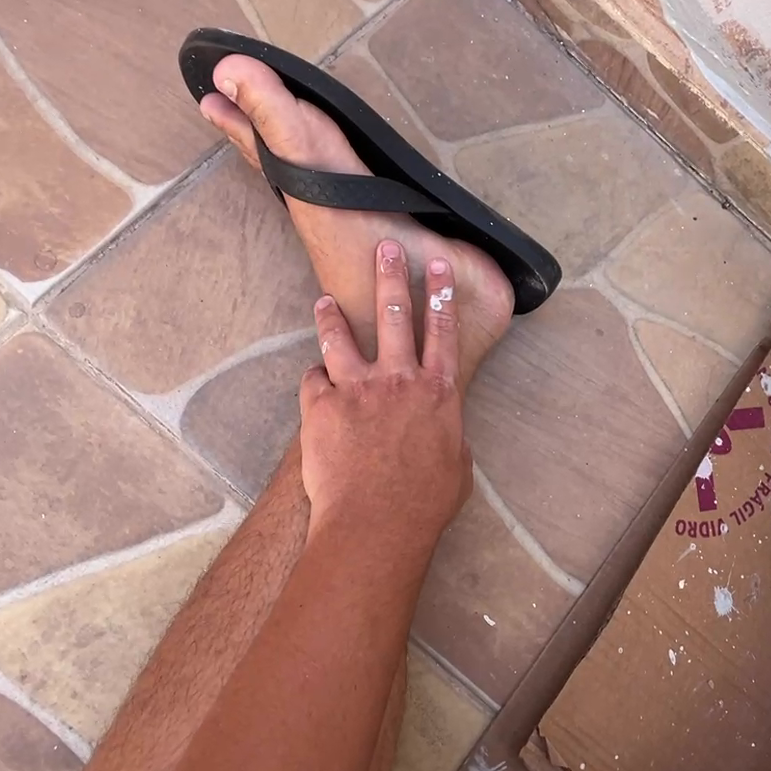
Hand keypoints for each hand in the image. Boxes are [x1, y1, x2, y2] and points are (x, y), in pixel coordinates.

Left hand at [299, 240, 471, 540]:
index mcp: (438, 391)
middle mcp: (399, 379)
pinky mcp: (322, 406)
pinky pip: (313, 379)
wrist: (377, 523)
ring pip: (342, 337)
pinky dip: (315, 377)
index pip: (442, 330)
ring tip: (324, 299)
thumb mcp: (457, 467)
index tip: (437, 265)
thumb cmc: (425, 503)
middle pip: (395, 314)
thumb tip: (443, 431)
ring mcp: (358, 389)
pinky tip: (313, 377)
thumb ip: (449, 436)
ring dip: (332, 314)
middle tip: (385, 247)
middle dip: (390, 275)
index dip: (441, 294)